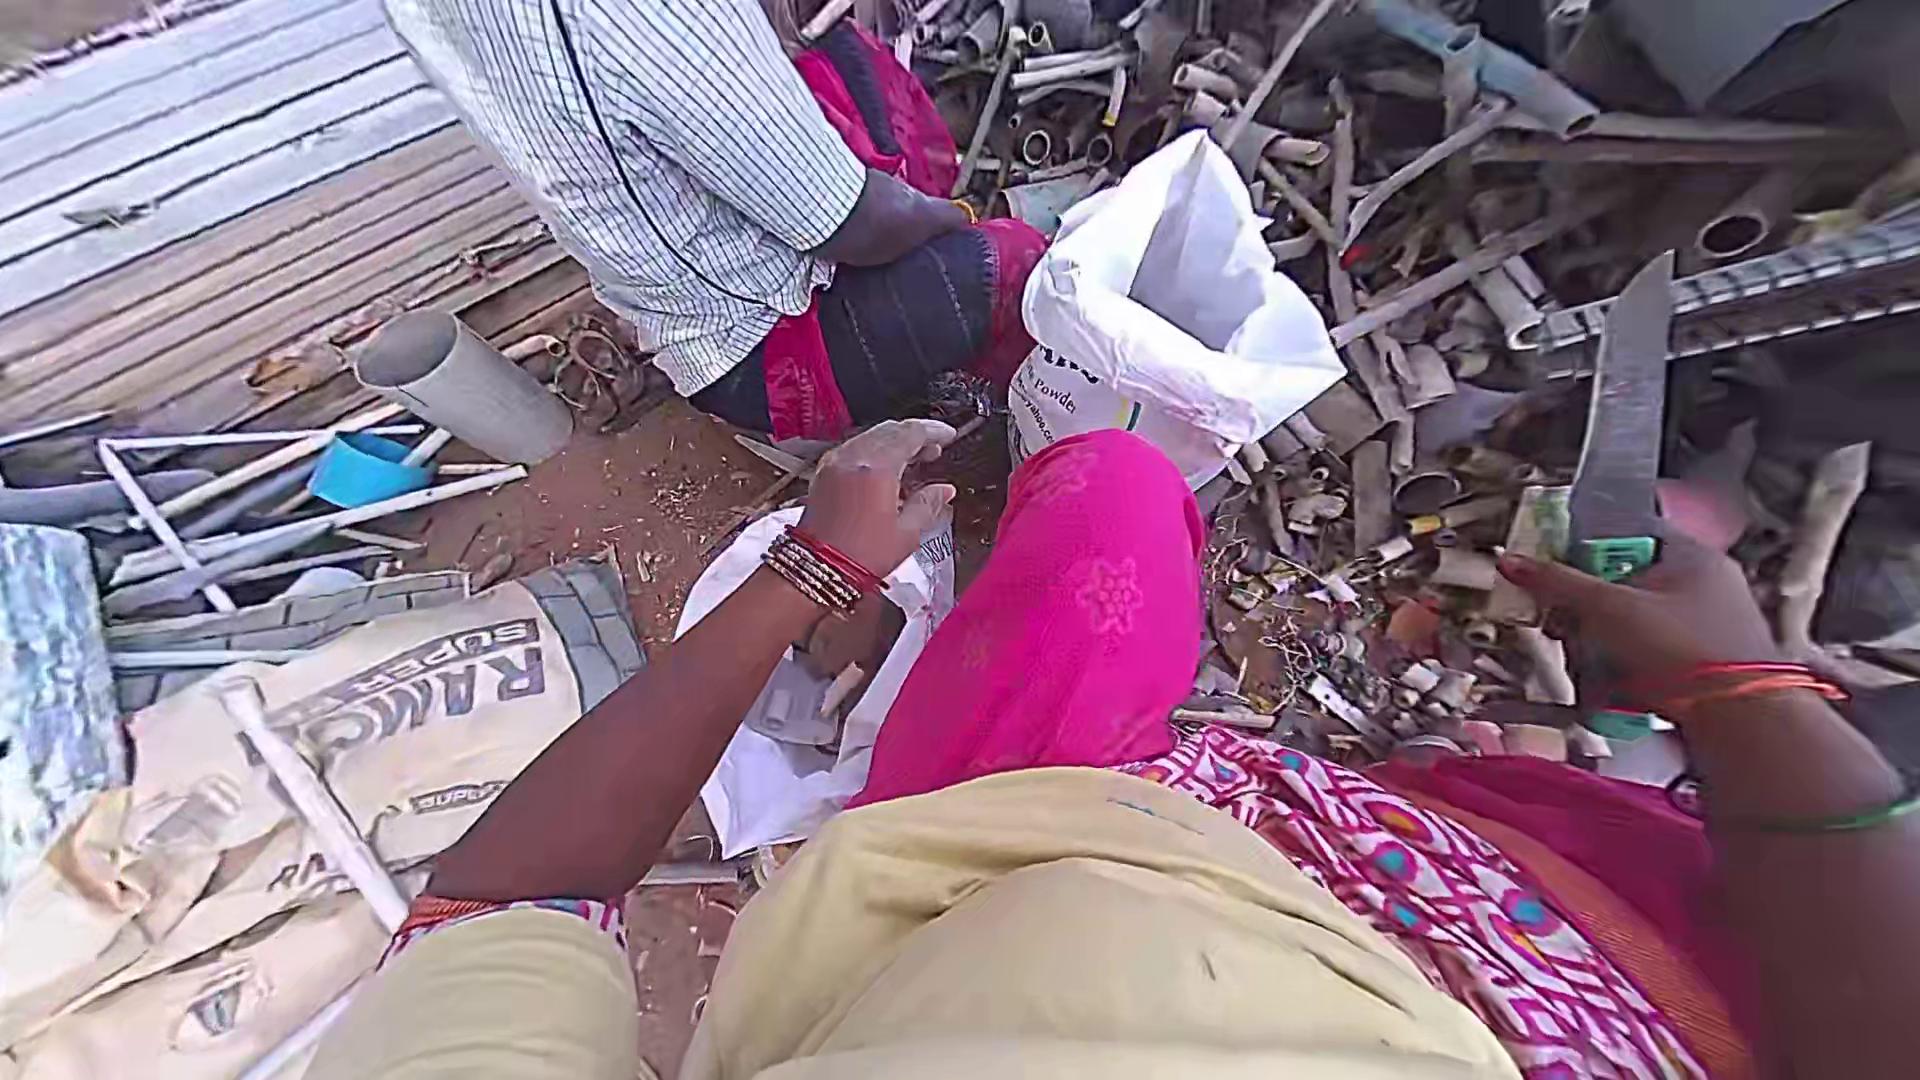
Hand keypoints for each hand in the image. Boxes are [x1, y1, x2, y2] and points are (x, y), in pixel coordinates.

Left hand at [798, 419, 957, 577]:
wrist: (816, 570)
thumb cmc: (859, 557)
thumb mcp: (906, 533)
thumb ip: (928, 504)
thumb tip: (944, 490)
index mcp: (876, 468)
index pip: (910, 433)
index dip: (933, 431)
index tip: (948, 436)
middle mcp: (852, 458)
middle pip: (889, 430)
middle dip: (914, 436)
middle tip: (934, 450)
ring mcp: (834, 464)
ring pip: (870, 437)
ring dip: (894, 443)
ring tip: (912, 461)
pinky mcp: (823, 475)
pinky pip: (854, 450)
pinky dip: (874, 453)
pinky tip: (885, 472)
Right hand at [1497, 531, 1781, 681]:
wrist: (1731, 713)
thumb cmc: (1674, 644)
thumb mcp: (1604, 605)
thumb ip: (1554, 580)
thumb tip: (1508, 561)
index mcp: (1692, 557)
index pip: (1624, 531)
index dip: (1582, 541)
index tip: (1548, 557)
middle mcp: (1700, 581)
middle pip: (1617, 570)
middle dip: (1578, 589)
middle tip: (1552, 602)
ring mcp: (1697, 617)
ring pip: (1622, 603)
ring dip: (1586, 617)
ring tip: (1566, 632)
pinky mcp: (1688, 647)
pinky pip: (1633, 630)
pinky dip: (1606, 638)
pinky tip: (1589, 651)